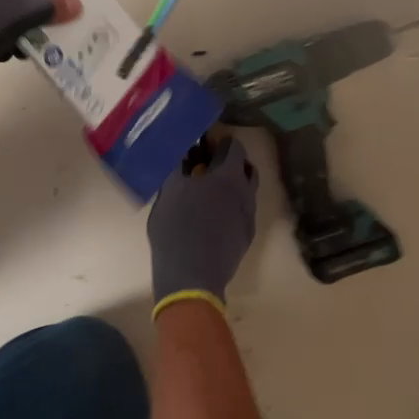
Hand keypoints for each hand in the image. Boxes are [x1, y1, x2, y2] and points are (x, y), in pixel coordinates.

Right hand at [148, 137, 258, 318]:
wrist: (192, 278)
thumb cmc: (177, 228)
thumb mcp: (169, 191)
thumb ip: (178, 165)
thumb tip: (183, 148)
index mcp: (229, 177)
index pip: (234, 147)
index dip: (219, 142)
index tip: (202, 144)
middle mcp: (246, 193)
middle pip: (246, 167)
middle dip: (229, 161)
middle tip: (206, 164)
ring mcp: (249, 217)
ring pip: (247, 190)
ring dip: (232, 183)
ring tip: (208, 190)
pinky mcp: (247, 237)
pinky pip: (243, 210)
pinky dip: (232, 203)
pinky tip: (213, 213)